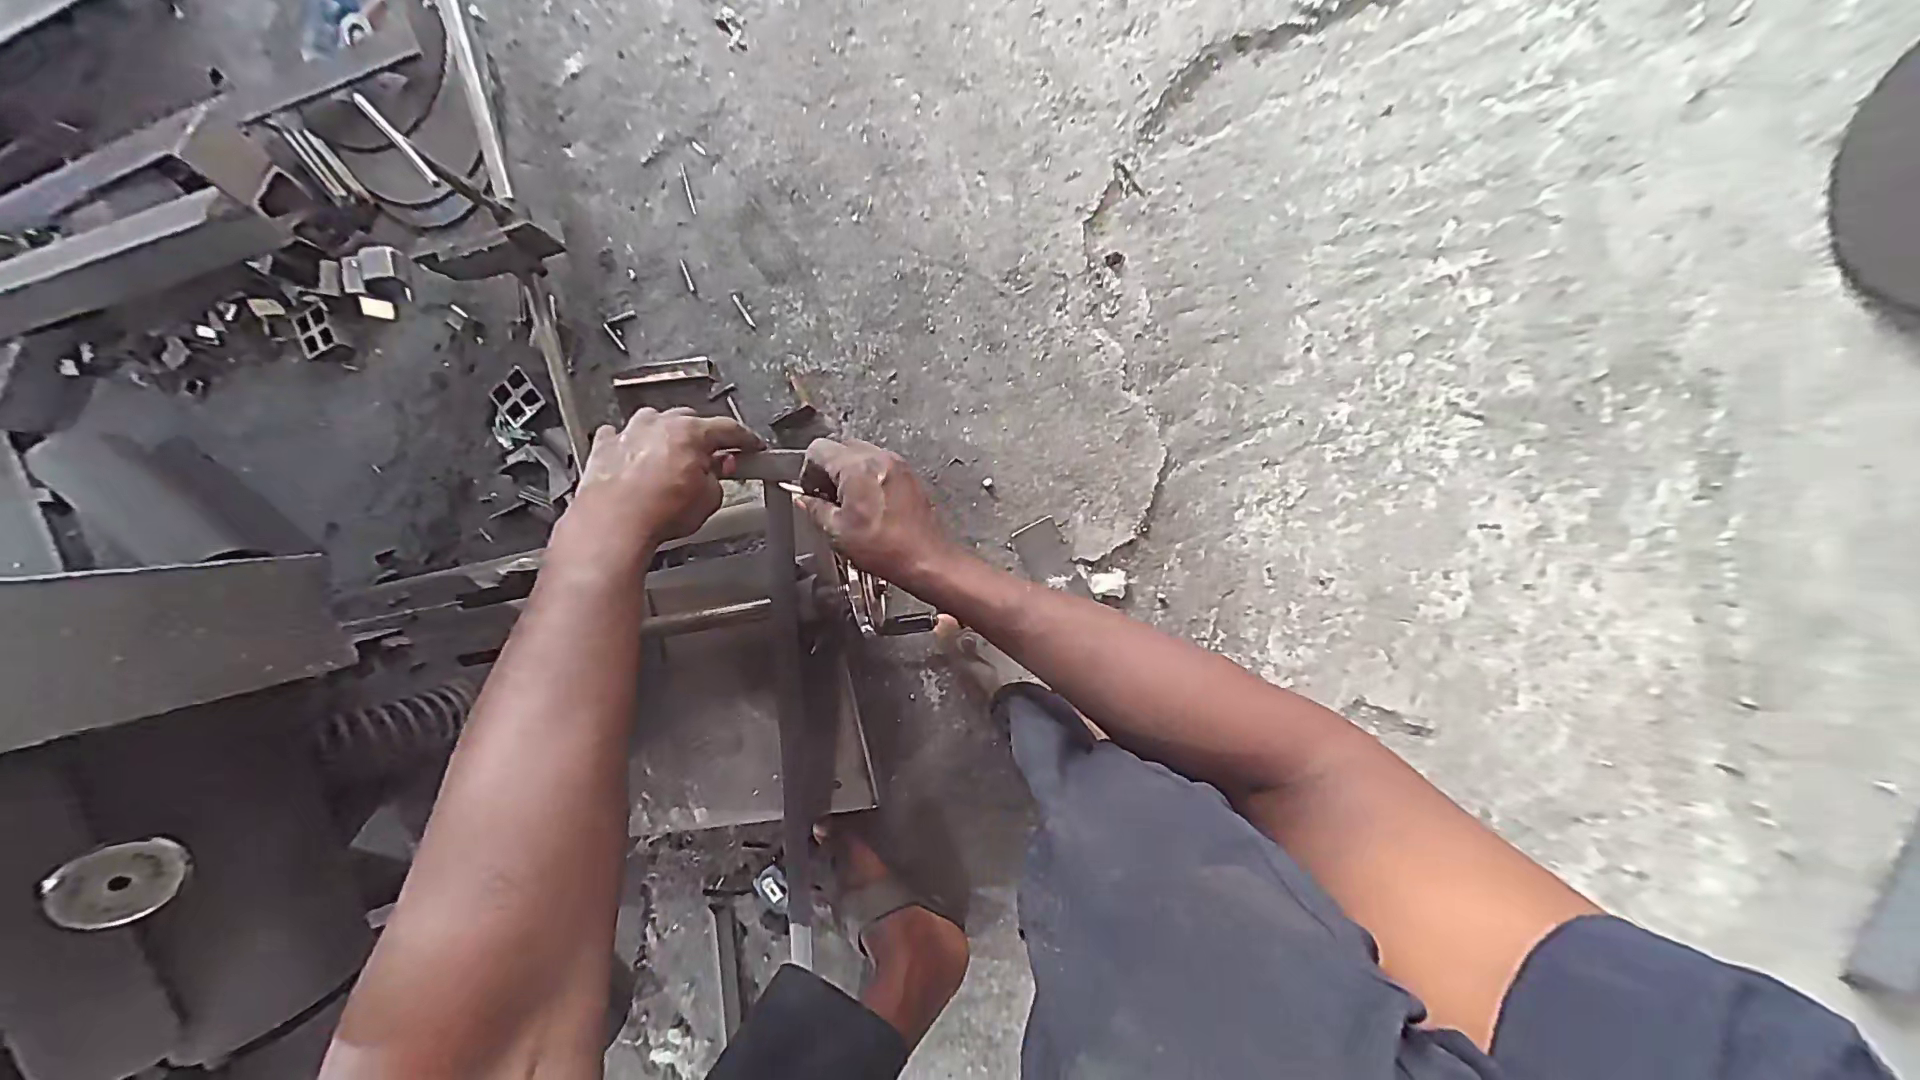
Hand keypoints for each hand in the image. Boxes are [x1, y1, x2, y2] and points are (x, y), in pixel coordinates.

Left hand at [555, 408, 762, 568]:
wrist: (612, 524)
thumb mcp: (710, 499)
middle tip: (712, 461)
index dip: (745, 439)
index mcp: (691, 432)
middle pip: (690, 421)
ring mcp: (629, 433)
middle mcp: (658, 424)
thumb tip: (716, 472)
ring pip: (655, 424)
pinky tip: (637, 462)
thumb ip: (718, 478)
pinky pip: (621, 437)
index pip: (729, 428)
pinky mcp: (604, 448)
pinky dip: (632, 446)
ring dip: (667, 438)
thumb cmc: (657, 511)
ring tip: (673, 463)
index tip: (751, 445)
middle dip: (703, 439)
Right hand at [795, 438, 960, 587]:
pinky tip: (868, 505)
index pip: (818, 449)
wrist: (926, 560)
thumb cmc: (888, 549)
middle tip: (825, 498)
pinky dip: (868, 478)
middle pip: (840, 448)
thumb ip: (815, 509)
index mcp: (859, 468)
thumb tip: (804, 500)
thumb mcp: (838, 532)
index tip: (809, 491)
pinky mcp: (908, 476)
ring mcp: (897, 465)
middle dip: (828, 470)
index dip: (807, 471)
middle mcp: (880, 458)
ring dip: (848, 473)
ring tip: (848, 504)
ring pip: (860, 455)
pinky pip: (879, 466)